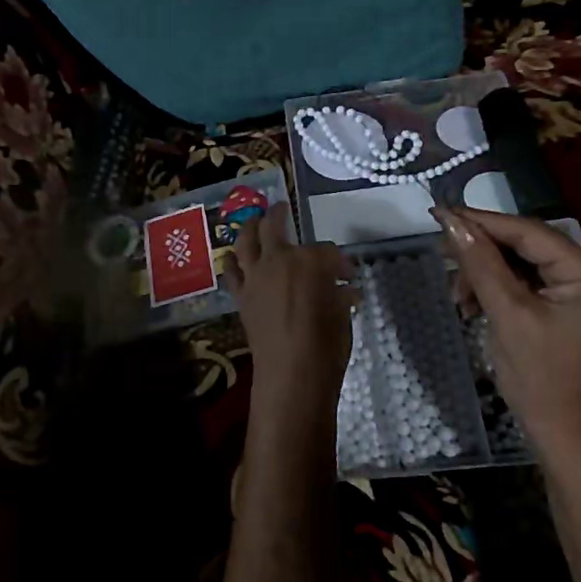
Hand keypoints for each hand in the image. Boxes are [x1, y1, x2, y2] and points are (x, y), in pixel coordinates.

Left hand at [222, 203, 352, 406]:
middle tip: (282, 209)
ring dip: (249, 228)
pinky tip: (235, 257)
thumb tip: (345, 290)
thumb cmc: (326, 344)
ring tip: (253, 221)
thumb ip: (340, 296)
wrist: (291, 372)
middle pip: (274, 227)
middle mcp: (278, 260)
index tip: (348, 277)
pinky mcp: (241, 296)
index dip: (339, 263)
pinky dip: (233, 261)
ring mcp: (255, 276)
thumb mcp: (342, 315)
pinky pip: (232, 271)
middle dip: (279, 215)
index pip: (326, 252)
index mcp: (310, 261)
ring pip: (245, 241)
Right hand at [431, 206, 580, 445]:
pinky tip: (472, 304)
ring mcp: (579, 291)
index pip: (530, 233)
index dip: (482, 221)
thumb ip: (482, 265)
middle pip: (526, 245)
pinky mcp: (564, 306)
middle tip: (441, 255)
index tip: (440, 212)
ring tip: (458, 297)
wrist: (562, 428)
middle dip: (481, 252)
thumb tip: (452, 224)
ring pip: (520, 263)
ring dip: (484, 274)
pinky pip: (524, 283)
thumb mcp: (507, 315)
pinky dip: (495, 289)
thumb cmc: (539, 376)